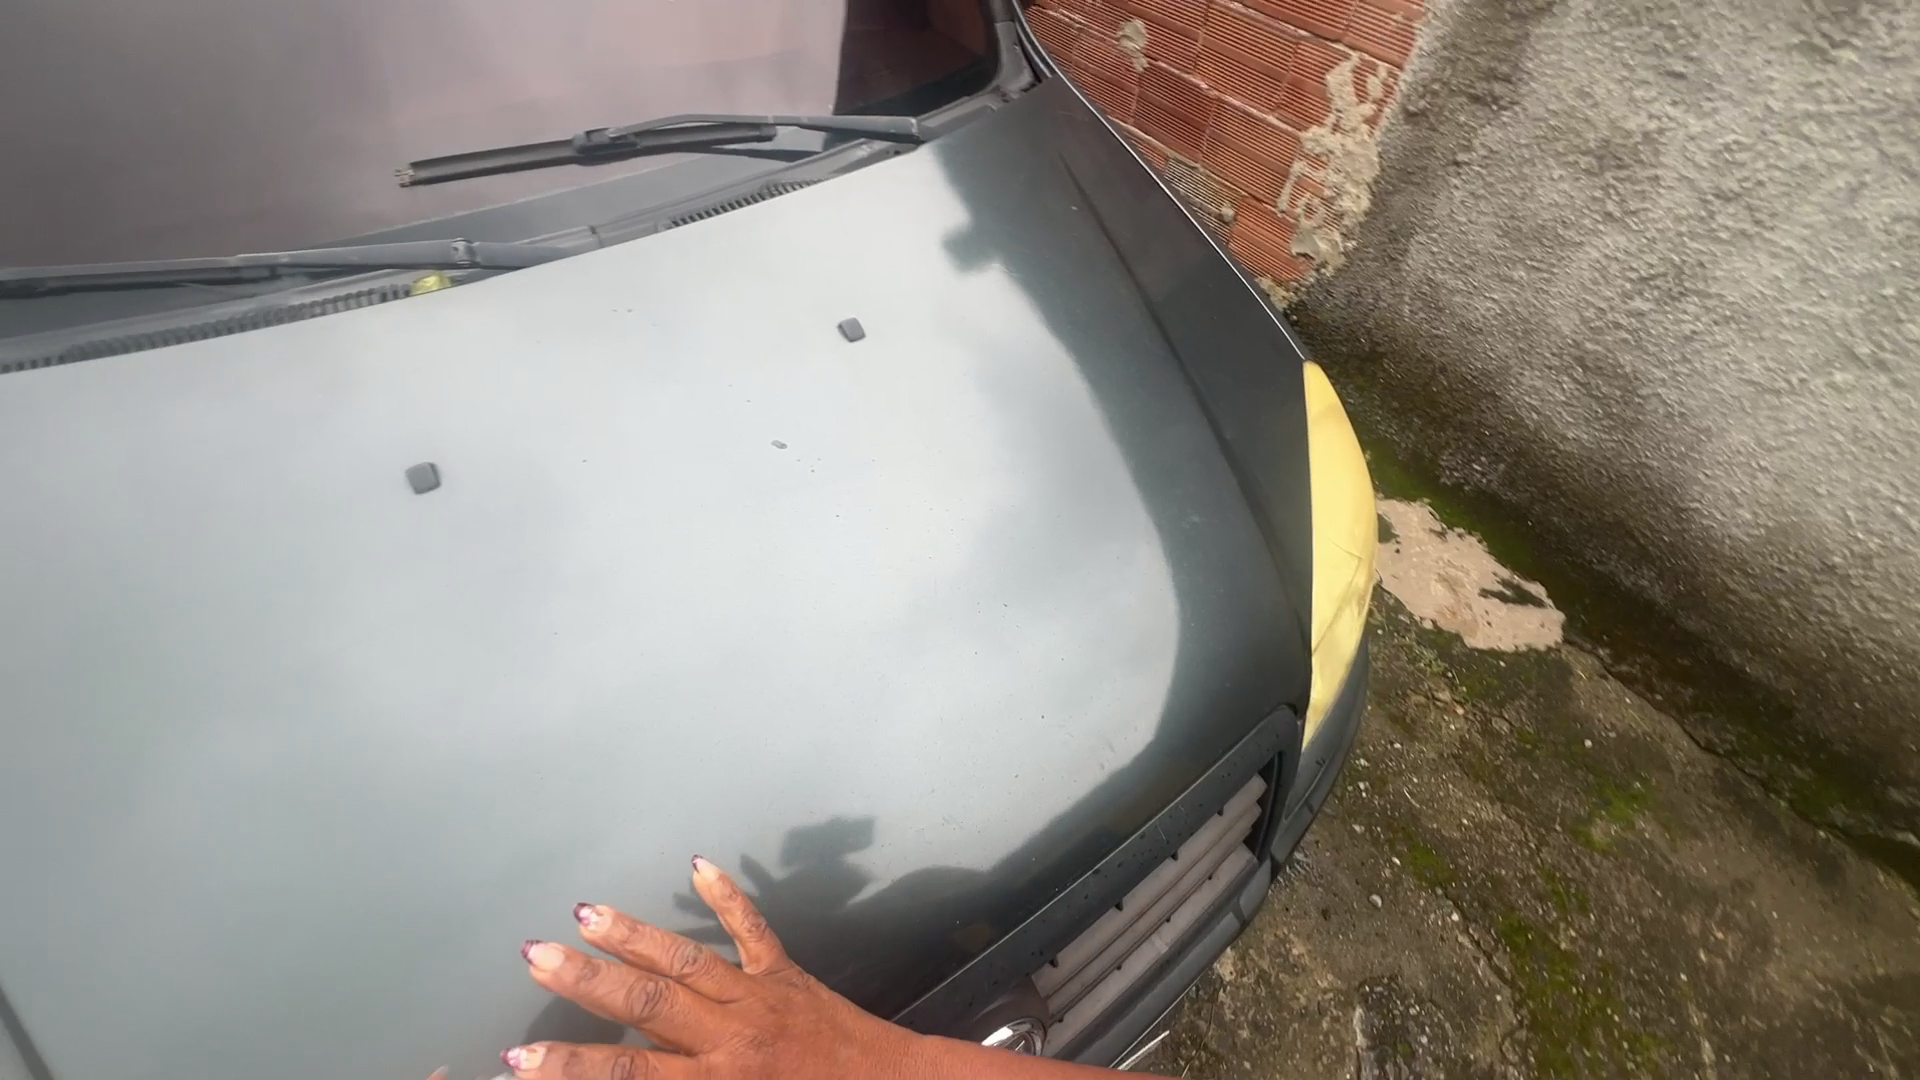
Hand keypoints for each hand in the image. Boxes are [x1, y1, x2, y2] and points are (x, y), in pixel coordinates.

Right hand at [499, 855, 927, 1078]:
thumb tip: (629, 1075)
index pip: (628, 1072)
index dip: (570, 1066)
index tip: (517, 1057)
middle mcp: (731, 1032)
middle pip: (648, 1001)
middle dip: (587, 981)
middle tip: (536, 954)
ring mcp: (759, 990)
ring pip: (687, 958)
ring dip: (636, 935)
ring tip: (588, 913)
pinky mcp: (784, 968)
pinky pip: (751, 926)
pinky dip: (726, 895)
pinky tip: (699, 865)